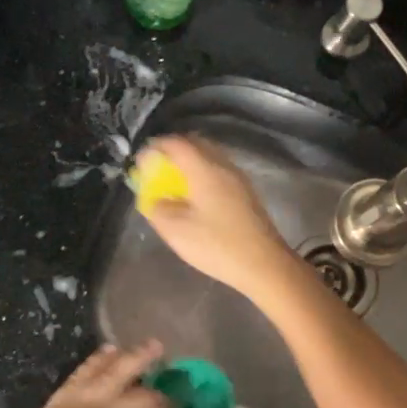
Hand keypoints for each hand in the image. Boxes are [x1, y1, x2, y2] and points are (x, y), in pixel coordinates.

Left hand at [0, 342, 178, 407]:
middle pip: (145, 396)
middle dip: (164, 397)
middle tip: (172, 398)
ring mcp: (77, 407)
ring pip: (114, 371)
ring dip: (138, 357)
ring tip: (155, 347)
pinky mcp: (55, 404)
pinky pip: (81, 374)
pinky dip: (98, 360)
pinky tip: (113, 350)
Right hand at [139, 135, 296, 299]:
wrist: (264, 264)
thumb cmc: (217, 245)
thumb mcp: (176, 230)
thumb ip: (158, 207)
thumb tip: (155, 196)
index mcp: (205, 169)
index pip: (177, 143)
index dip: (156, 147)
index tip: (142, 161)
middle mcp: (223, 166)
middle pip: (196, 144)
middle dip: (173, 151)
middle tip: (157, 167)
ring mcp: (238, 178)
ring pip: (210, 157)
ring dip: (189, 162)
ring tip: (174, 181)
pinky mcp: (246, 192)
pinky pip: (219, 170)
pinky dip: (202, 173)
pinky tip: (196, 195)